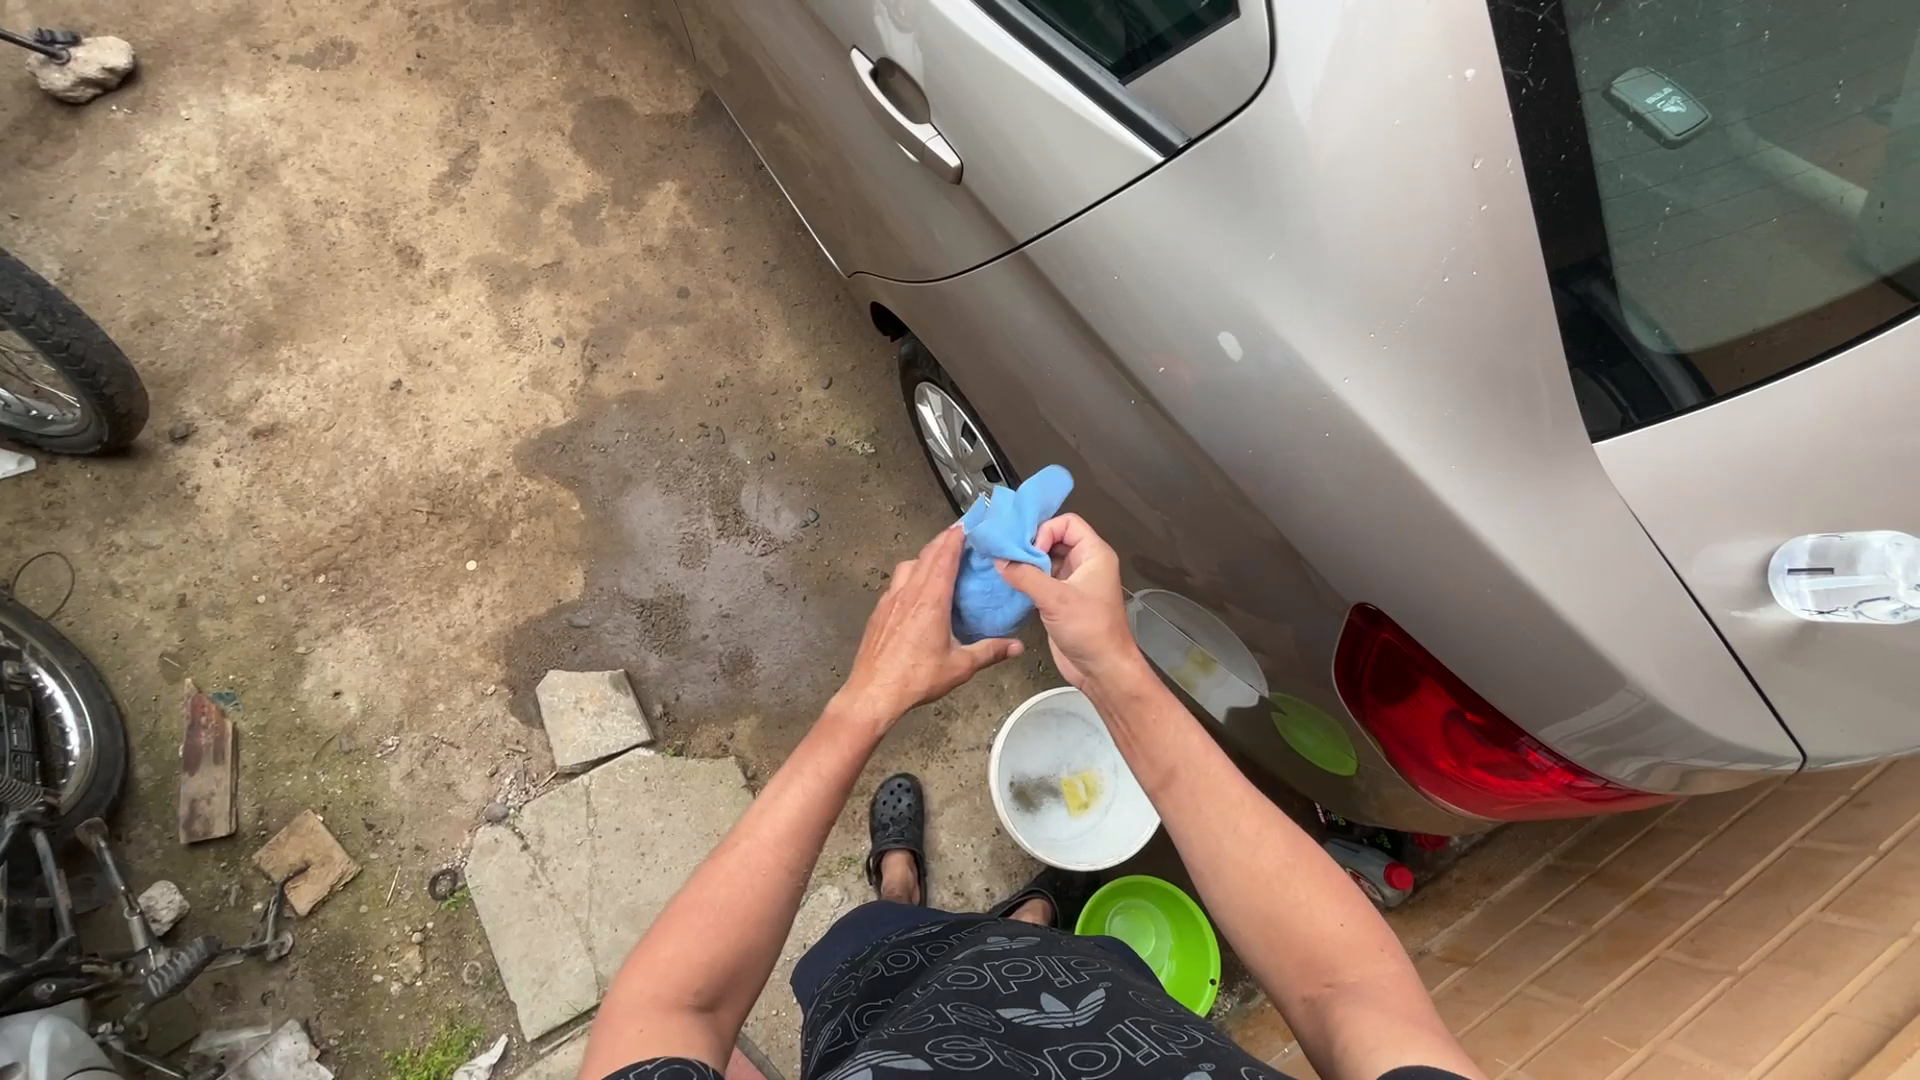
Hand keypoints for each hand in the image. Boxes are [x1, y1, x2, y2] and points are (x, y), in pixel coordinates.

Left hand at [832, 526, 1023, 728]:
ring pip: (908, 566)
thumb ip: (990, 652)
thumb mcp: (960, 666)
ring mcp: (890, 601)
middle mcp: (908, 594)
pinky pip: (896, 584)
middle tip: (958, 536)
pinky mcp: (880, 612)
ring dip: (925, 557)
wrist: (872, 693)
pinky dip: (910, 577)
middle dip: (943, 541)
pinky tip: (917, 592)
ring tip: (939, 562)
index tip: (967, 526)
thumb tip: (1015, 647)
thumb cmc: (913, 679)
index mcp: (930, 600)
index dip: (956, 537)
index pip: (944, 556)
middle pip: (926, 555)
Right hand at [994, 514, 1147, 690]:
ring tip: (1004, 567)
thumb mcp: (1056, 599)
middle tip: (1008, 555)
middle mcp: (1084, 564)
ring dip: (1025, 562)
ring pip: (1045, 559)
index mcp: (1094, 554)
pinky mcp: (1061, 600)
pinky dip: (1025, 578)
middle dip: (1030, 545)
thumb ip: (1025, 576)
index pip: (1067, 523)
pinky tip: (1009, 582)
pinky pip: (1041, 579)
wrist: (1101, 669)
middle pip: (1054, 538)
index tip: (1029, 551)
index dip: (1046, 531)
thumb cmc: (1090, 630)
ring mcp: (1072, 582)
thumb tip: (999, 561)